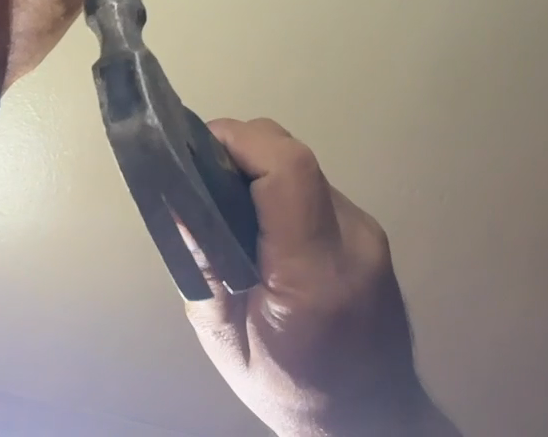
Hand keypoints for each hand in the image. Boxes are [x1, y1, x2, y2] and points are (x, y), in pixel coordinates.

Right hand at [185, 119, 458, 436]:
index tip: (190, 148)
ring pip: (298, 162)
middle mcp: (351, 240)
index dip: (235, 140)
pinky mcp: (366, 231)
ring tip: (222, 205)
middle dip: (235, 148)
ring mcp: (365, 232)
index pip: (286, 168)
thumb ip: (201, 266)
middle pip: (290, 152)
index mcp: (314, 272)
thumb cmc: (292, 390)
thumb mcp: (225, 338)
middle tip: (196, 179)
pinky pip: (309, 184)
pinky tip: (255, 223)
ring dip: (253, 168)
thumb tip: (173, 199)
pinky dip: (273, 186)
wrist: (374, 420)